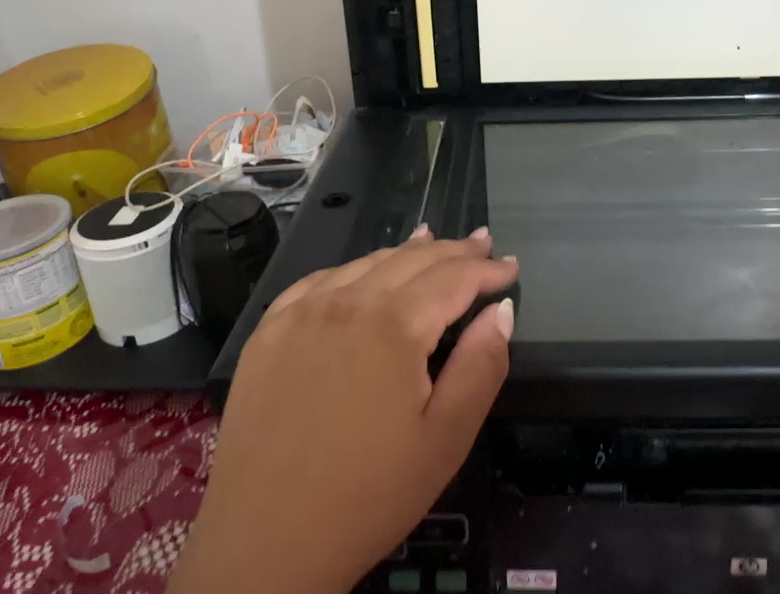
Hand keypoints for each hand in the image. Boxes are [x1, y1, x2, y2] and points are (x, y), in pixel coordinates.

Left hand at [168, 226, 516, 593]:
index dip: (487, 270)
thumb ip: (482, 365)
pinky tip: (359, 274)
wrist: (266, 539)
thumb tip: (501, 309)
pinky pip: (316, 282)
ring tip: (429, 240)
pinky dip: (350, 270)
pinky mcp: (268, 333)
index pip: (453, 279)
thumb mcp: (446, 438)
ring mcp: (300, 314)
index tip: (512, 266)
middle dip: (452, 251)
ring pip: (364, 264)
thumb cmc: (370, 494)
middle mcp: (346, 301)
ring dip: (403, 253)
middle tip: (482, 241)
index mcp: (394, 323)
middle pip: (410, 260)